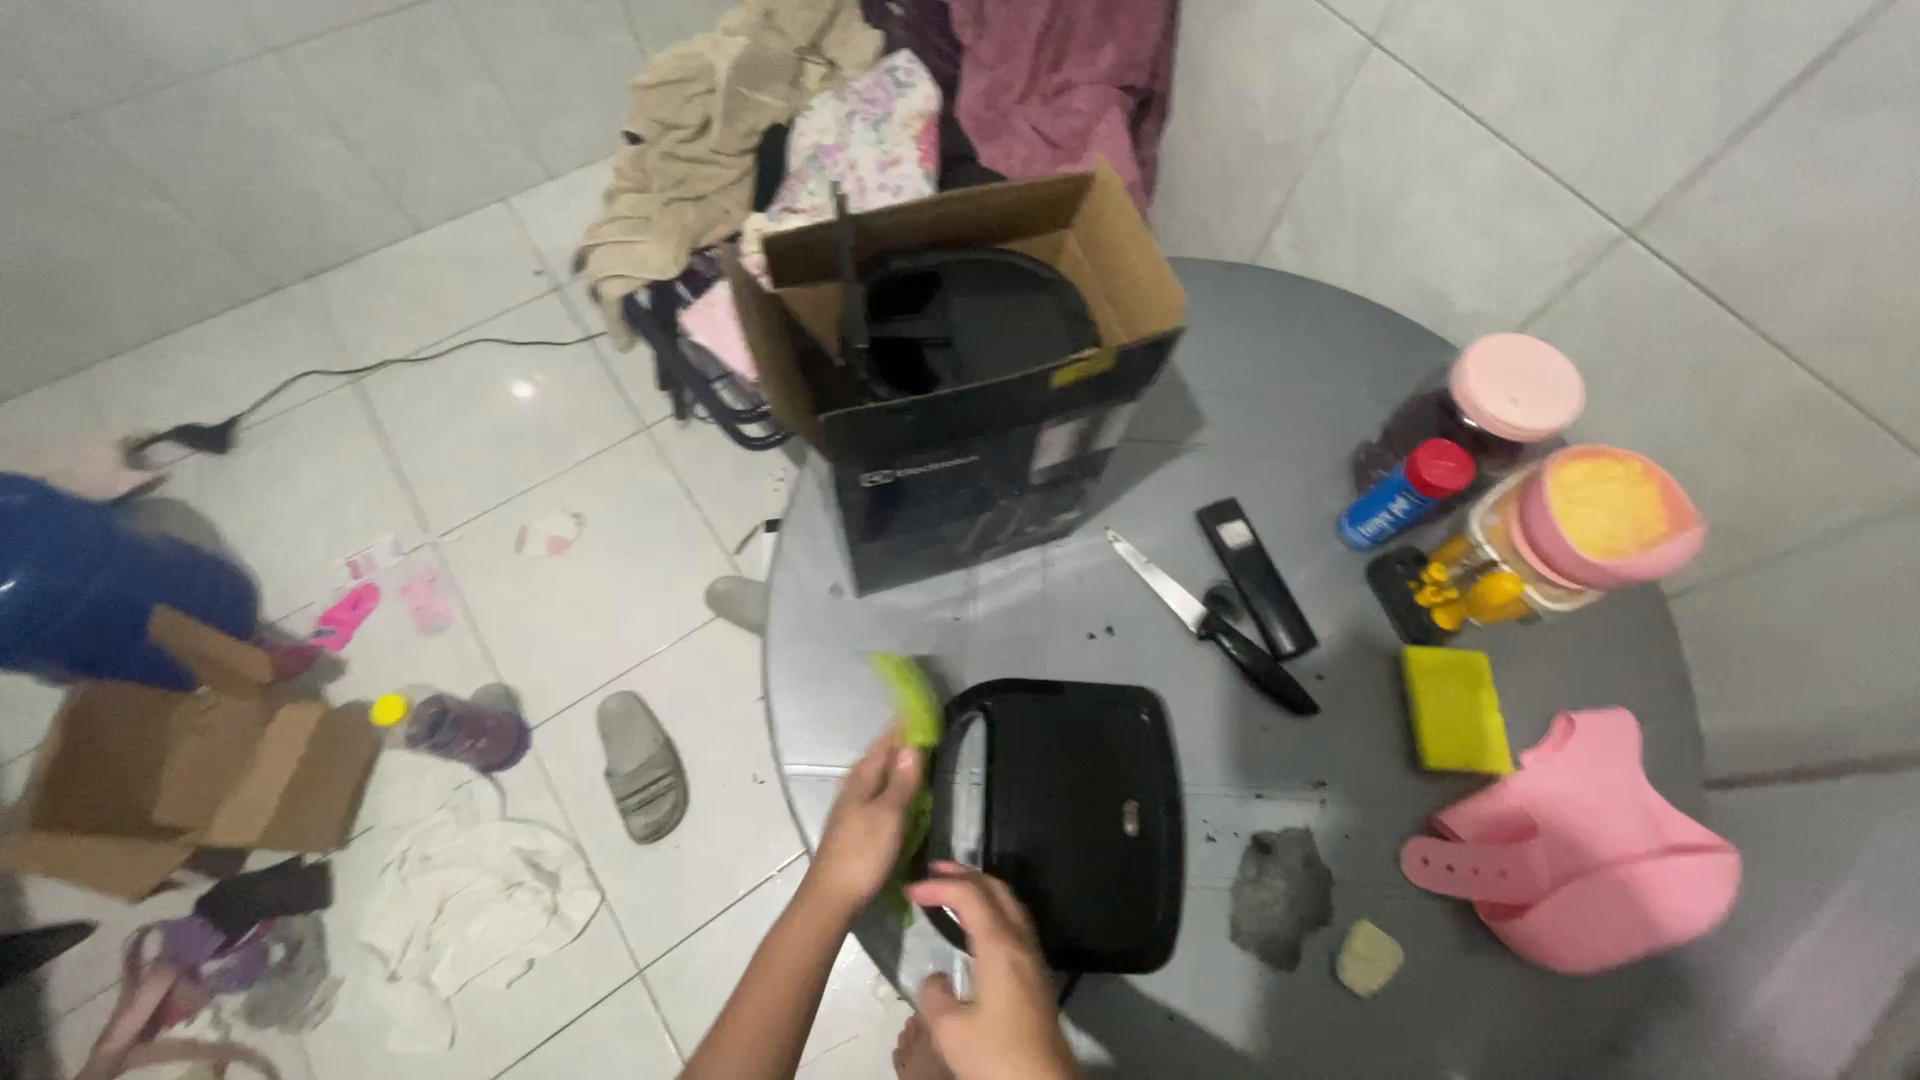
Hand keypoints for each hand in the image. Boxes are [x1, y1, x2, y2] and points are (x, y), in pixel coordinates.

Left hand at [809, 731, 922, 914]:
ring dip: (896, 765)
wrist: (832, 898)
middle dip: (901, 744)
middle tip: (928, 734)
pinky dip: (892, 786)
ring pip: (877, 775)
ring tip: (919, 759)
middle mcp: (853, 786)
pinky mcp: (854, 825)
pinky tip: (902, 795)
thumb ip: (901, 780)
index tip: (924, 714)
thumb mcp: (889, 815)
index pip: (885, 742)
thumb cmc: (863, 853)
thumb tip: (912, 745)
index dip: (903, 728)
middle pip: (879, 756)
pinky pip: (877, 793)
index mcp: (861, 778)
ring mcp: (851, 806)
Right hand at [909, 864, 1078, 1079]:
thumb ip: (935, 994)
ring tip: (953, 888)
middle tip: (933, 871)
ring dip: (981, 887)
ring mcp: (1033, 954)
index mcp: (999, 945)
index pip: (968, 895)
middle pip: (995, 887)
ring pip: (1009, 901)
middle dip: (963, 874)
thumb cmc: (996, 1057)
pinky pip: (1014, 920)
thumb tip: (937, 978)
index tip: (910, 890)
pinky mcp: (1036, 972)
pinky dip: (992, 906)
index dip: (938, 886)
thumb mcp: (950, 1030)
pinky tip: (977, 924)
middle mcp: (1020, 940)